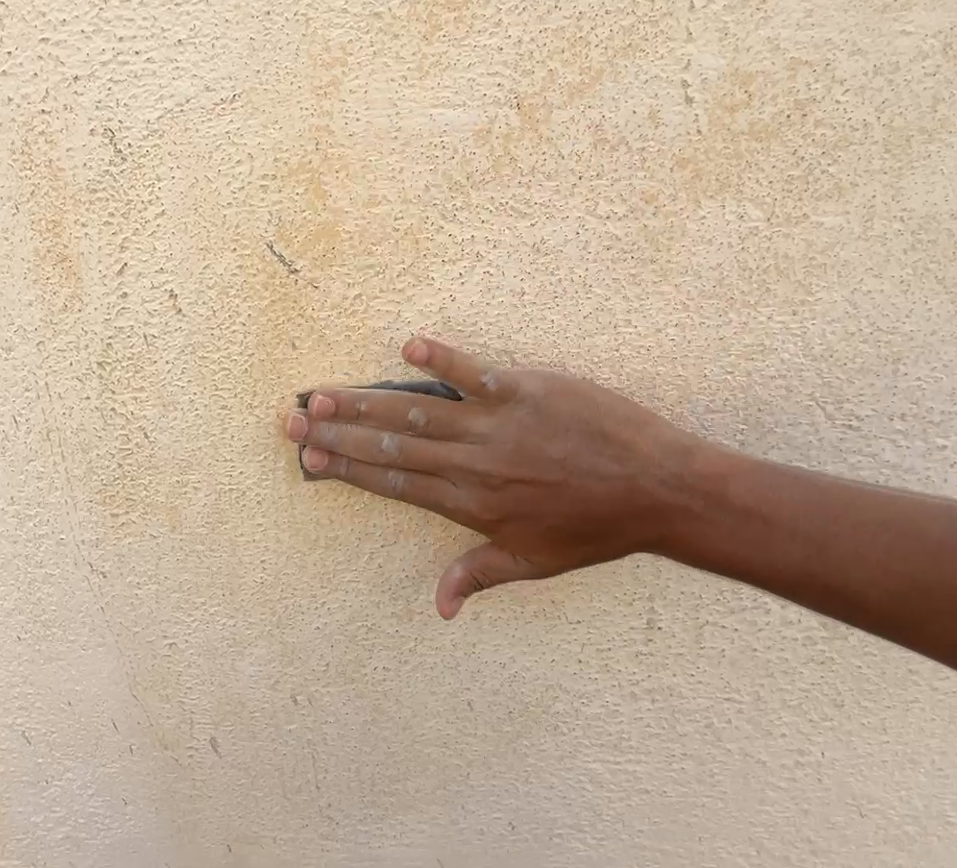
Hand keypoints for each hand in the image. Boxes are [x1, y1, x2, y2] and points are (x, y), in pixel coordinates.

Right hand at [285, 338, 713, 617]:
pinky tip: (409, 347)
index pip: (392, 484)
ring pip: (416, 413)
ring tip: (325, 394)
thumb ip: (476, 575)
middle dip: (336, 433)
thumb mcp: (534, 562)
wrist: (662, 489)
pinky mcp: (524, 391)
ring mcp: (495, 425)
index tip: (308, 457)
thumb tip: (438, 608)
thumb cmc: (597, 529)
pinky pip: (474, 373)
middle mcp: (471, 464)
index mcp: (468, 504)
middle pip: (389, 448)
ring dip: (366, 403)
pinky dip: (443, 361)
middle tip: (294, 418)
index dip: (345, 469)